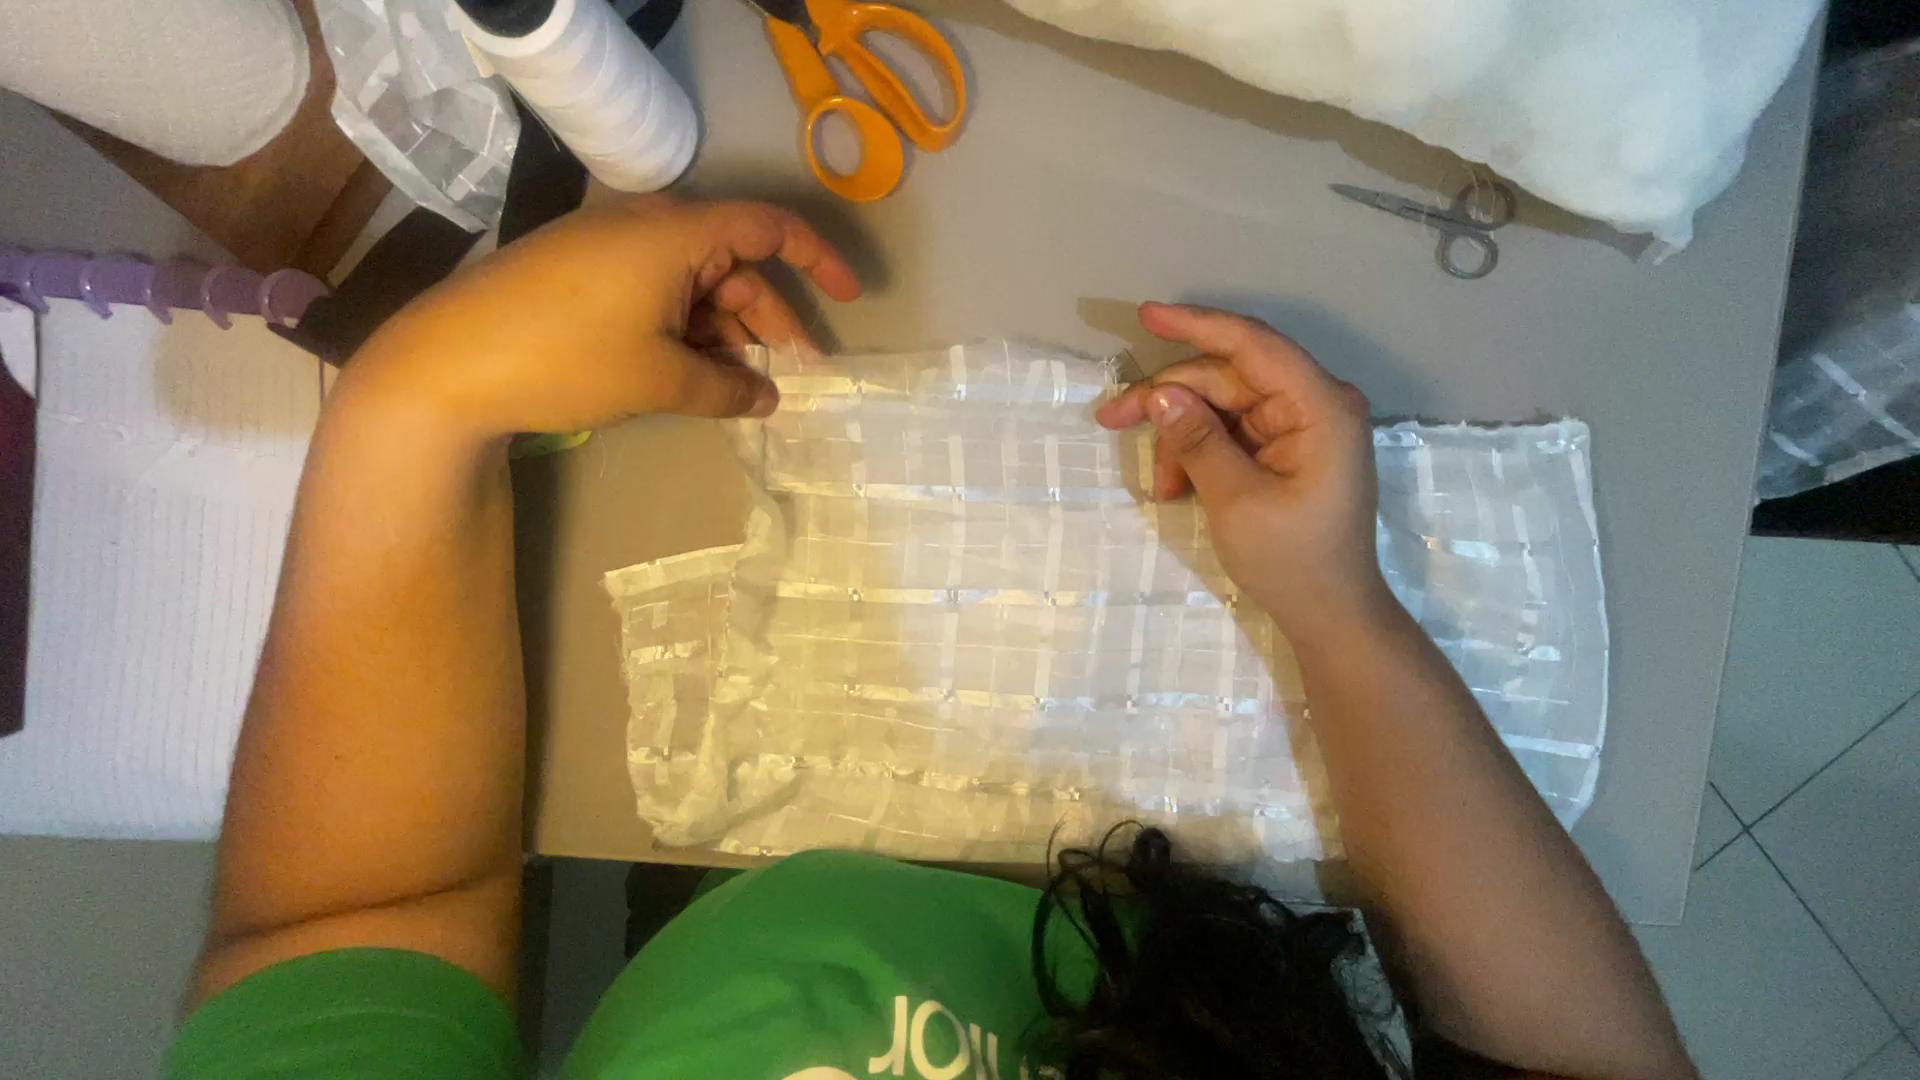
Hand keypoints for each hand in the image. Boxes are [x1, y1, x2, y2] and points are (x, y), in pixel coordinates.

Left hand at [337, 195, 861, 441]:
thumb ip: (727, 390)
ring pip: (699, 289)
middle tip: (796, 375)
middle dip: (772, 323)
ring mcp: (614, 252)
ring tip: (746, 391)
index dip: (818, 260)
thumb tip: (769, 400)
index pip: (767, 228)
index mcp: (675, 234)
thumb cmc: (568, 359)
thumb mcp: (661, 380)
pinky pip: (663, 298)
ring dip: (730, 337)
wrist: (446, 365)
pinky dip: (691, 334)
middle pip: (736, 268)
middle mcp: (649, 230)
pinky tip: (699, 377)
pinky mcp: (589, 276)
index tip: (851, 297)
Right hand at [1095, 303, 1389, 637]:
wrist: (1328, 612)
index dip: (1197, 326)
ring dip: (1180, 436)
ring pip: (1220, 405)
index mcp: (1318, 407)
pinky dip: (1197, 452)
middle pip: (1226, 378)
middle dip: (1170, 399)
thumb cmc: (1291, 560)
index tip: (1145, 316)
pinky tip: (1176, 485)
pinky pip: (1228, 431)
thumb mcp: (1235, 500)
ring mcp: (1298, 426)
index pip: (1252, 346)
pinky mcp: (1283, 447)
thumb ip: (1198, 441)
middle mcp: (1312, 404)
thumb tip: (1159, 395)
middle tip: (1112, 420)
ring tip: (1160, 484)